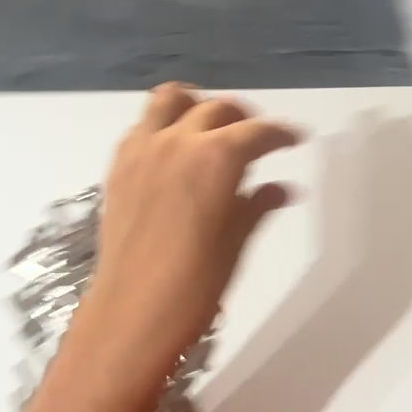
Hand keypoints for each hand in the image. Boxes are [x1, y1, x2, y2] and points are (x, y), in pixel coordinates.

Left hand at [73, 84, 303, 370]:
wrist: (132, 312)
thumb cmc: (195, 285)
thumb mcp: (236, 244)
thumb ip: (257, 205)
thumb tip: (282, 189)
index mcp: (217, 157)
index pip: (258, 132)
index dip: (281, 134)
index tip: (293, 139)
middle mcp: (178, 141)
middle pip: (217, 110)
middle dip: (244, 119)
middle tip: (257, 139)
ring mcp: (142, 149)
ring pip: (171, 99)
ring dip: (196, 105)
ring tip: (210, 126)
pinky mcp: (118, 165)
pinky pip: (142, 126)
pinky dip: (162, 125)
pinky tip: (172, 150)